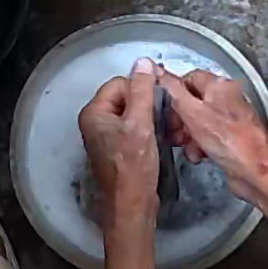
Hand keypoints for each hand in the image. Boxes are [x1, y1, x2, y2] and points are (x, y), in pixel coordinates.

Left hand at [78, 58, 160, 227]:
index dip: (143, 90)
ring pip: (136, 113)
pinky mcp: (120, 148)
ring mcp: (108, 136)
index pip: (121, 83)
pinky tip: (168, 138)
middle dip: (152, 104)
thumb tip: (144, 62)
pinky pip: (138, 128)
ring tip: (173, 129)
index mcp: (94, 112)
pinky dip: (153, 130)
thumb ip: (142, 91)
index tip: (161, 102)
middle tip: (172, 117)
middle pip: (129, 97)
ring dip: (156, 118)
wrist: (131, 206)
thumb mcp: (140, 124)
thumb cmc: (132, 167)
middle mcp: (97, 122)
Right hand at [158, 69, 267, 200]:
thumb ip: (172, 90)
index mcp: (220, 86)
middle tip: (174, 131)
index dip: (173, 92)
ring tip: (186, 146)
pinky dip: (199, 145)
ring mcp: (229, 120)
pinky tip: (198, 155)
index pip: (188, 77)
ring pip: (197, 121)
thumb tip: (156, 70)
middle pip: (192, 100)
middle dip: (179, 118)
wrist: (256, 172)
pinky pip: (207, 136)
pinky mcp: (230, 139)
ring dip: (187, 135)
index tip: (164, 107)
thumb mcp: (192, 112)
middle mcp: (226, 99)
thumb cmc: (229, 141)